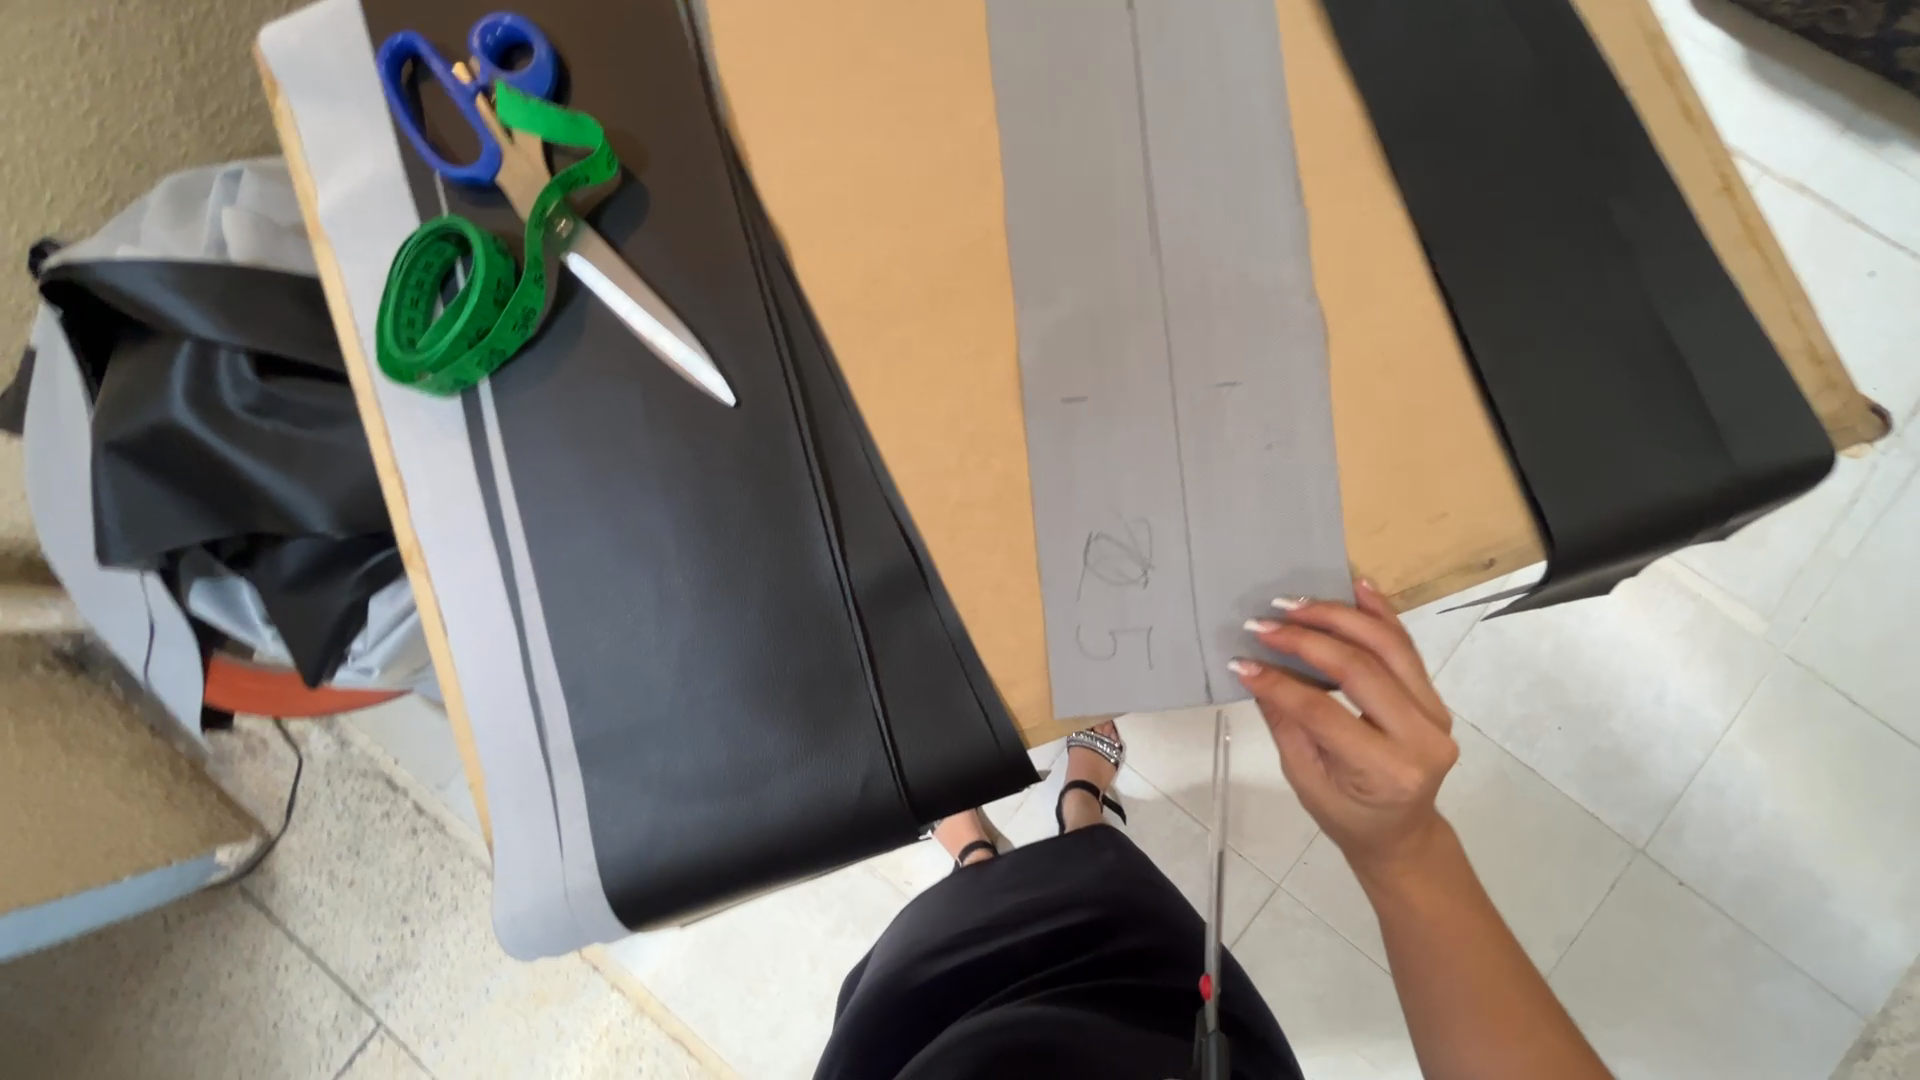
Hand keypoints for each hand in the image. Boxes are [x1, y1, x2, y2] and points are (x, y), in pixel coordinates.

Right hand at [1231, 579, 1458, 882]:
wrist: (1402, 832)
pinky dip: (1381, 612)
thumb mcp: (1304, 777)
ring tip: (1294, 604)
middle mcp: (1421, 737)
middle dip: (1305, 639)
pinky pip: (1405, 647)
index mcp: (1385, 769)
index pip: (1323, 711)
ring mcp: (1434, 712)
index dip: (1278, 682)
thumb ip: (1284, 721)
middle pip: (1360, 669)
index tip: (1240, 660)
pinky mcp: (1433, 696)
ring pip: (1387, 646)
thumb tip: (1253, 669)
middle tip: (1262, 623)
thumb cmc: (1346, 814)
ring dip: (1338, 617)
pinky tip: (1357, 585)